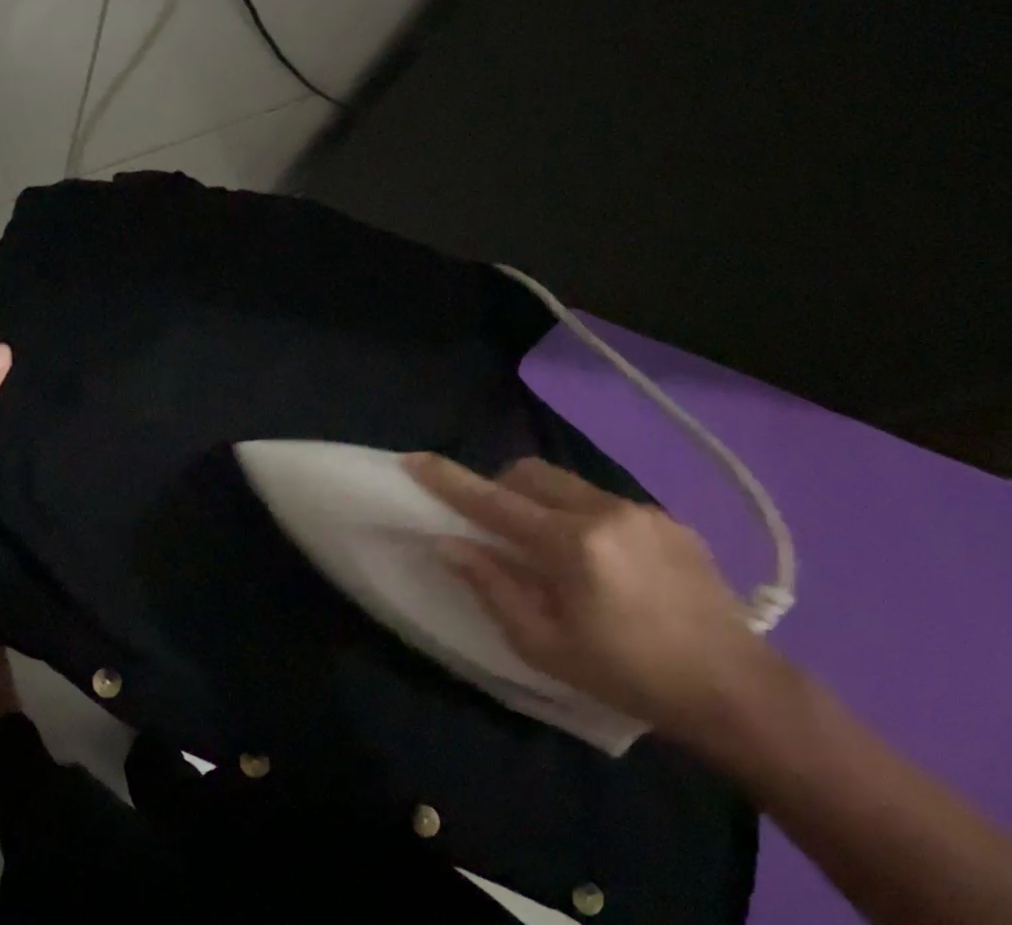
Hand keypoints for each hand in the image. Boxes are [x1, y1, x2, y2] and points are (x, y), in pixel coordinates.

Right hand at [404, 453, 780, 738]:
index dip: (448, 480)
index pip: (493, 501)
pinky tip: (595, 563)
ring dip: (539, 502)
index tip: (413, 459)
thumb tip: (449, 544)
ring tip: (545, 550)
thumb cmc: (627, 674)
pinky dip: (578, 517)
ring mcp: (644, 513)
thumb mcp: (542, 644)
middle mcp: (607, 512)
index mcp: (572, 543)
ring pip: (568, 484)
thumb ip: (492, 586)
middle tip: (491, 528)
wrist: (737, 690)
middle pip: (530, 474)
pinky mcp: (671, 523)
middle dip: (498, 487)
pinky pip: (604, 503)